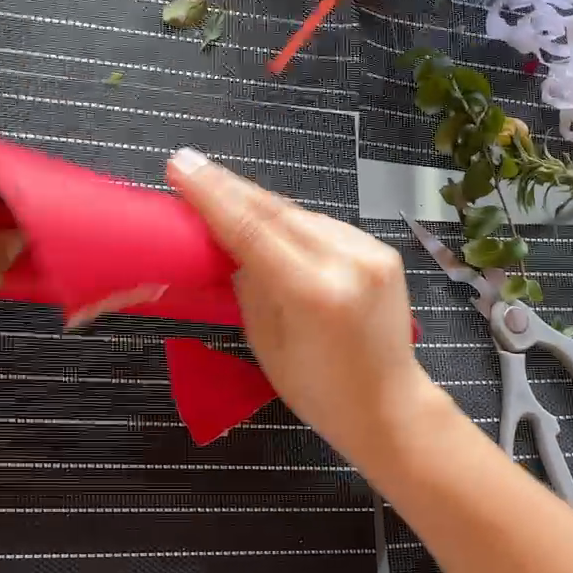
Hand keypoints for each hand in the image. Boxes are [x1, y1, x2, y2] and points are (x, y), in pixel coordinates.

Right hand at [166, 148, 445, 469]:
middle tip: (190, 165)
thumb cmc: (318, 392)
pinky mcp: (380, 250)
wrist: (391, 407)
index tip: (181, 166)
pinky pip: (323, 227)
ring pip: (299, 215)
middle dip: (229, 188)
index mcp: (313, 292)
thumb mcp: (266, 343)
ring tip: (223, 196)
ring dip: (259, 206)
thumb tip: (228, 244)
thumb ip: (248, 286)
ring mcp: (370, 251)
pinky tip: (270, 226)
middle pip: (275, 211)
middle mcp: (347, 261)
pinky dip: (291, 224)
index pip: (251, 230)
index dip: (212, 195)